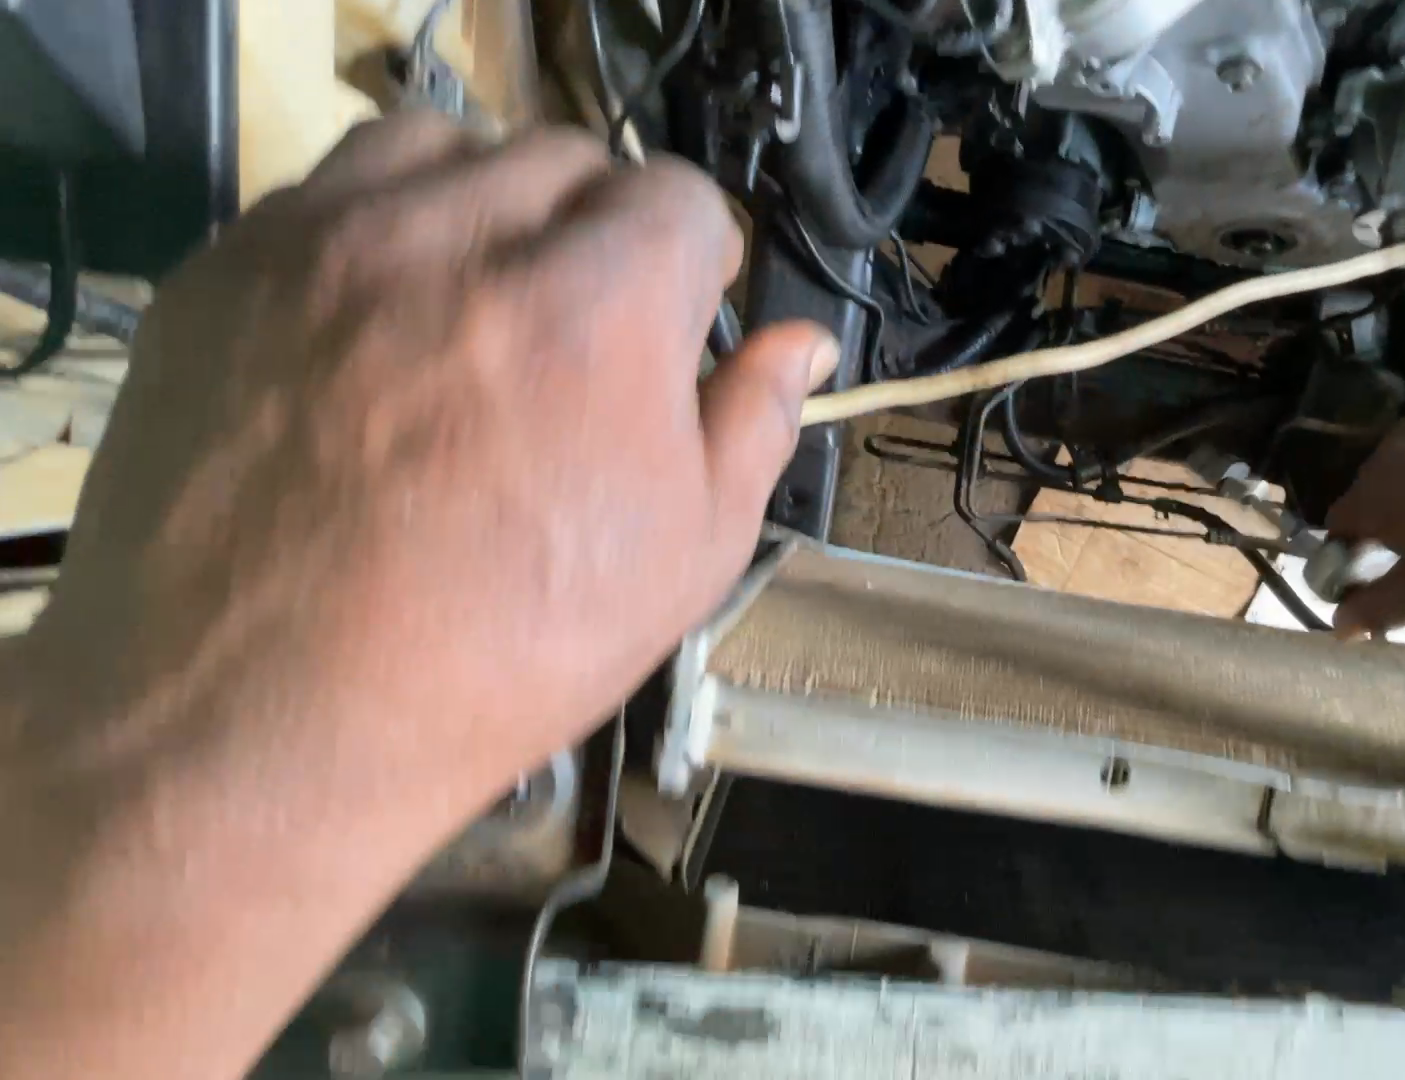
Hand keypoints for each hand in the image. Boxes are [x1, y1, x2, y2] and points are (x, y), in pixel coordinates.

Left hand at [22, 112, 836, 826]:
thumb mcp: (696, 544)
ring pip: (457, 148)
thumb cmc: (530, 637)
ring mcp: (333, 242)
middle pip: (576, 160)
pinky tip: (412, 322)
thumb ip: (760, 417)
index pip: (683, 197)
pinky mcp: (233, 268)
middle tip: (607, 326)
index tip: (692, 313)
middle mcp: (465, 242)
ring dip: (509, 209)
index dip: (706, 255)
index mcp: (602, 313)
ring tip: (509, 306)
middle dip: (615, 229)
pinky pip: (343, 188)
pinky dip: (405, 225)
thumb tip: (805, 343)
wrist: (281, 715)